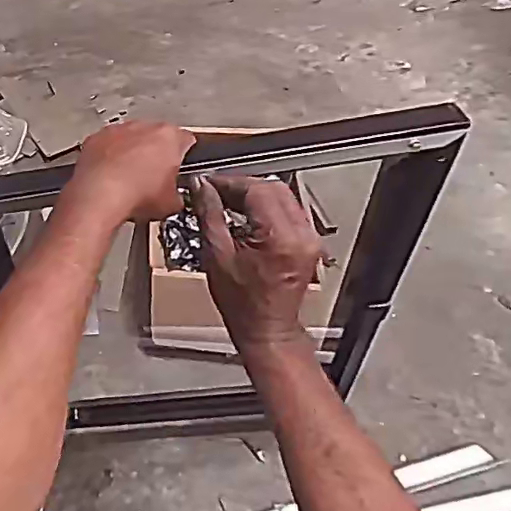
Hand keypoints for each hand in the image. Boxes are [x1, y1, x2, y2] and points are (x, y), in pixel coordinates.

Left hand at [63, 121, 193, 224]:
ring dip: (130, 153)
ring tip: (128, 179)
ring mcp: (117, 131)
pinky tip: (108, 177)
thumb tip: (173, 201)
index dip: (184, 155)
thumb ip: (176, 195)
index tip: (180, 165)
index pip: (186, 140)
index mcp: (169, 137)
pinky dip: (107, 157)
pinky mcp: (95, 139)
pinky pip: (105, 146)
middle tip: (153, 176)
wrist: (100, 195)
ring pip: (129, 138)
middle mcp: (144, 127)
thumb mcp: (170, 203)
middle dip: (155, 153)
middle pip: (156, 136)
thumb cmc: (135, 193)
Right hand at [192, 175, 322, 349]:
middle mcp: (301, 235)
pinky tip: (246, 214)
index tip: (209, 182)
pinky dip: (266, 206)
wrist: (266, 328)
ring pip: (282, 195)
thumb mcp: (216, 255)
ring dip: (253, 194)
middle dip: (241, 185)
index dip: (229, 182)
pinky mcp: (308, 241)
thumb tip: (201, 186)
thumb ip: (210, 213)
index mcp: (280, 237)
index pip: (256, 189)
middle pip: (271, 187)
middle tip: (216, 190)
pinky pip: (288, 209)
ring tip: (228, 202)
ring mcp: (308, 238)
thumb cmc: (242, 304)